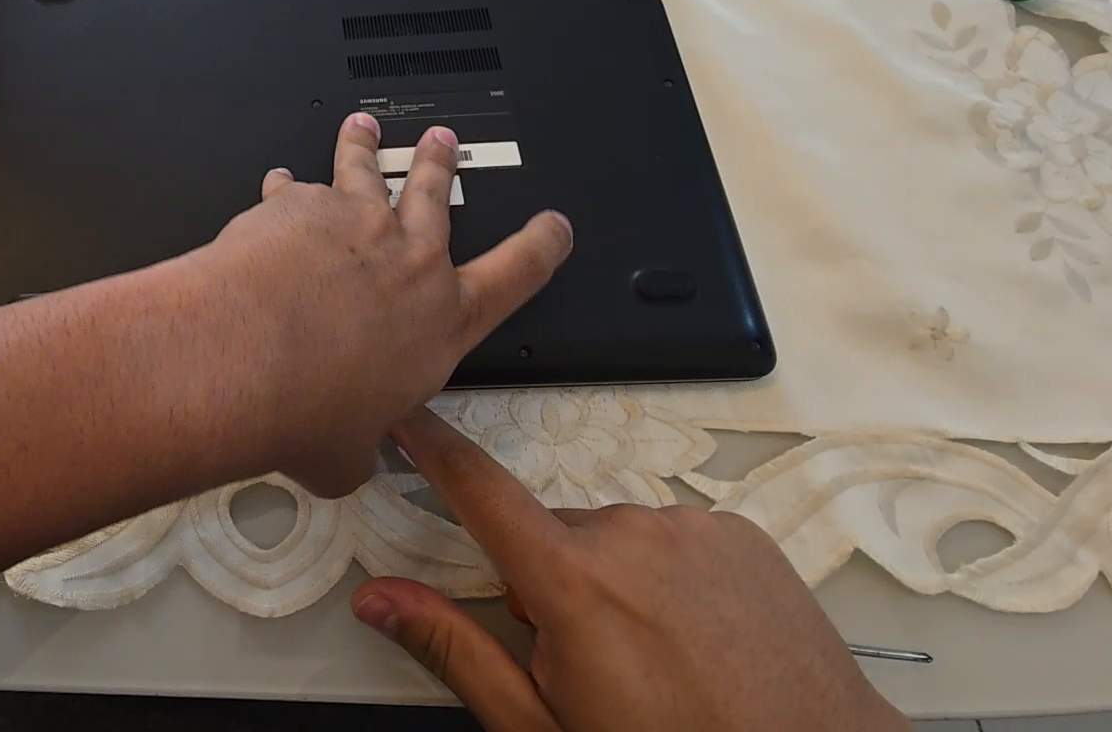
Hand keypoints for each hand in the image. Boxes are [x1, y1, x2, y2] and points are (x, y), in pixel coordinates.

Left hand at [190, 111, 572, 497]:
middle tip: (442, 141)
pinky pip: (296, 186)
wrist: (244, 357)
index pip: (516, 275)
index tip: (553, 225)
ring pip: (367, 168)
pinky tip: (279, 180)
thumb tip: (349, 459)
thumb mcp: (346, 454)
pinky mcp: (299, 205)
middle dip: (441, 164)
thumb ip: (360, 449)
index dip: (541, 246)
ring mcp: (353, 221)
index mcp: (441, 319)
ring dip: (365, 145)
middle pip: (435, 194)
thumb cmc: (303, 412)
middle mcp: (405, 257)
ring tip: (364, 126)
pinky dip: (288, 184)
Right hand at [351, 409, 909, 731]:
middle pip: (547, 532)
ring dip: (608, 577)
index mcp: (571, 581)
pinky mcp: (737, 532)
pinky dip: (662, 572)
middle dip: (548, 579)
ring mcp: (689, 527)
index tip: (402, 411)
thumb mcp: (544, 729)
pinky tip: (699, 634)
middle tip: (589, 658)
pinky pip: (666, 535)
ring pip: (608, 535)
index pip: (475, 484)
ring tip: (656, 654)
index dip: (429, 441)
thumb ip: (452, 650)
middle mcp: (627, 532)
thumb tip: (373, 598)